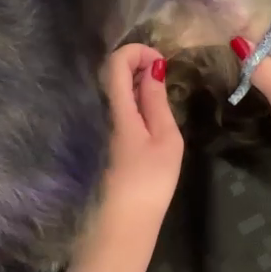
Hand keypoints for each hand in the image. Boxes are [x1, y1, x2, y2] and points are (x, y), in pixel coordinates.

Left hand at [95, 43, 183, 231]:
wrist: (126, 221)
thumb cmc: (151, 180)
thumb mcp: (165, 138)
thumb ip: (157, 101)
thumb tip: (153, 67)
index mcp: (119, 109)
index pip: (115, 63)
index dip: (137, 51)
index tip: (161, 59)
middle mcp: (106, 113)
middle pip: (112, 73)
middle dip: (137, 61)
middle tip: (165, 70)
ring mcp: (105, 126)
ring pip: (115, 90)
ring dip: (137, 80)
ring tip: (162, 87)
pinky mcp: (109, 140)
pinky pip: (118, 106)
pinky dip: (134, 97)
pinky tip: (151, 109)